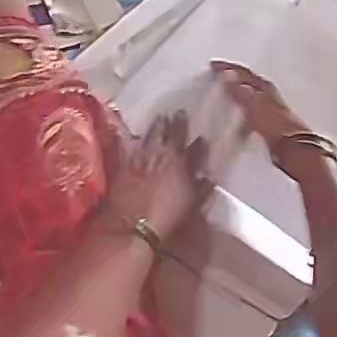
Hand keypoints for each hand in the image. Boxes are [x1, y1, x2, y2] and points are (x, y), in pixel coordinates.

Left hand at [104, 111, 208, 238]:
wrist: (133, 224)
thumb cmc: (168, 217)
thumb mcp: (192, 204)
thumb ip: (202, 189)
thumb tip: (210, 177)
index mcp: (182, 165)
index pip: (195, 149)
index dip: (200, 142)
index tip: (203, 135)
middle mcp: (163, 156)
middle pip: (172, 135)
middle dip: (176, 123)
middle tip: (178, 111)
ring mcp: (142, 158)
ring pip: (152, 136)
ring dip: (157, 126)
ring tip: (160, 117)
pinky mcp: (126, 165)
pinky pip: (131, 145)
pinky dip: (134, 138)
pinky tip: (134, 134)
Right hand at [212, 61, 307, 145]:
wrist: (293, 146)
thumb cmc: (276, 126)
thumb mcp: (253, 105)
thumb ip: (240, 91)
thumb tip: (228, 75)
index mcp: (264, 87)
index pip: (243, 73)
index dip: (228, 67)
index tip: (214, 65)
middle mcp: (269, 95)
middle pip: (249, 80)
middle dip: (234, 75)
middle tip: (221, 72)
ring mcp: (271, 108)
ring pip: (252, 93)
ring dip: (239, 90)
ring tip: (227, 89)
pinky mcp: (271, 121)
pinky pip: (253, 108)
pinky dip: (244, 106)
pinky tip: (239, 112)